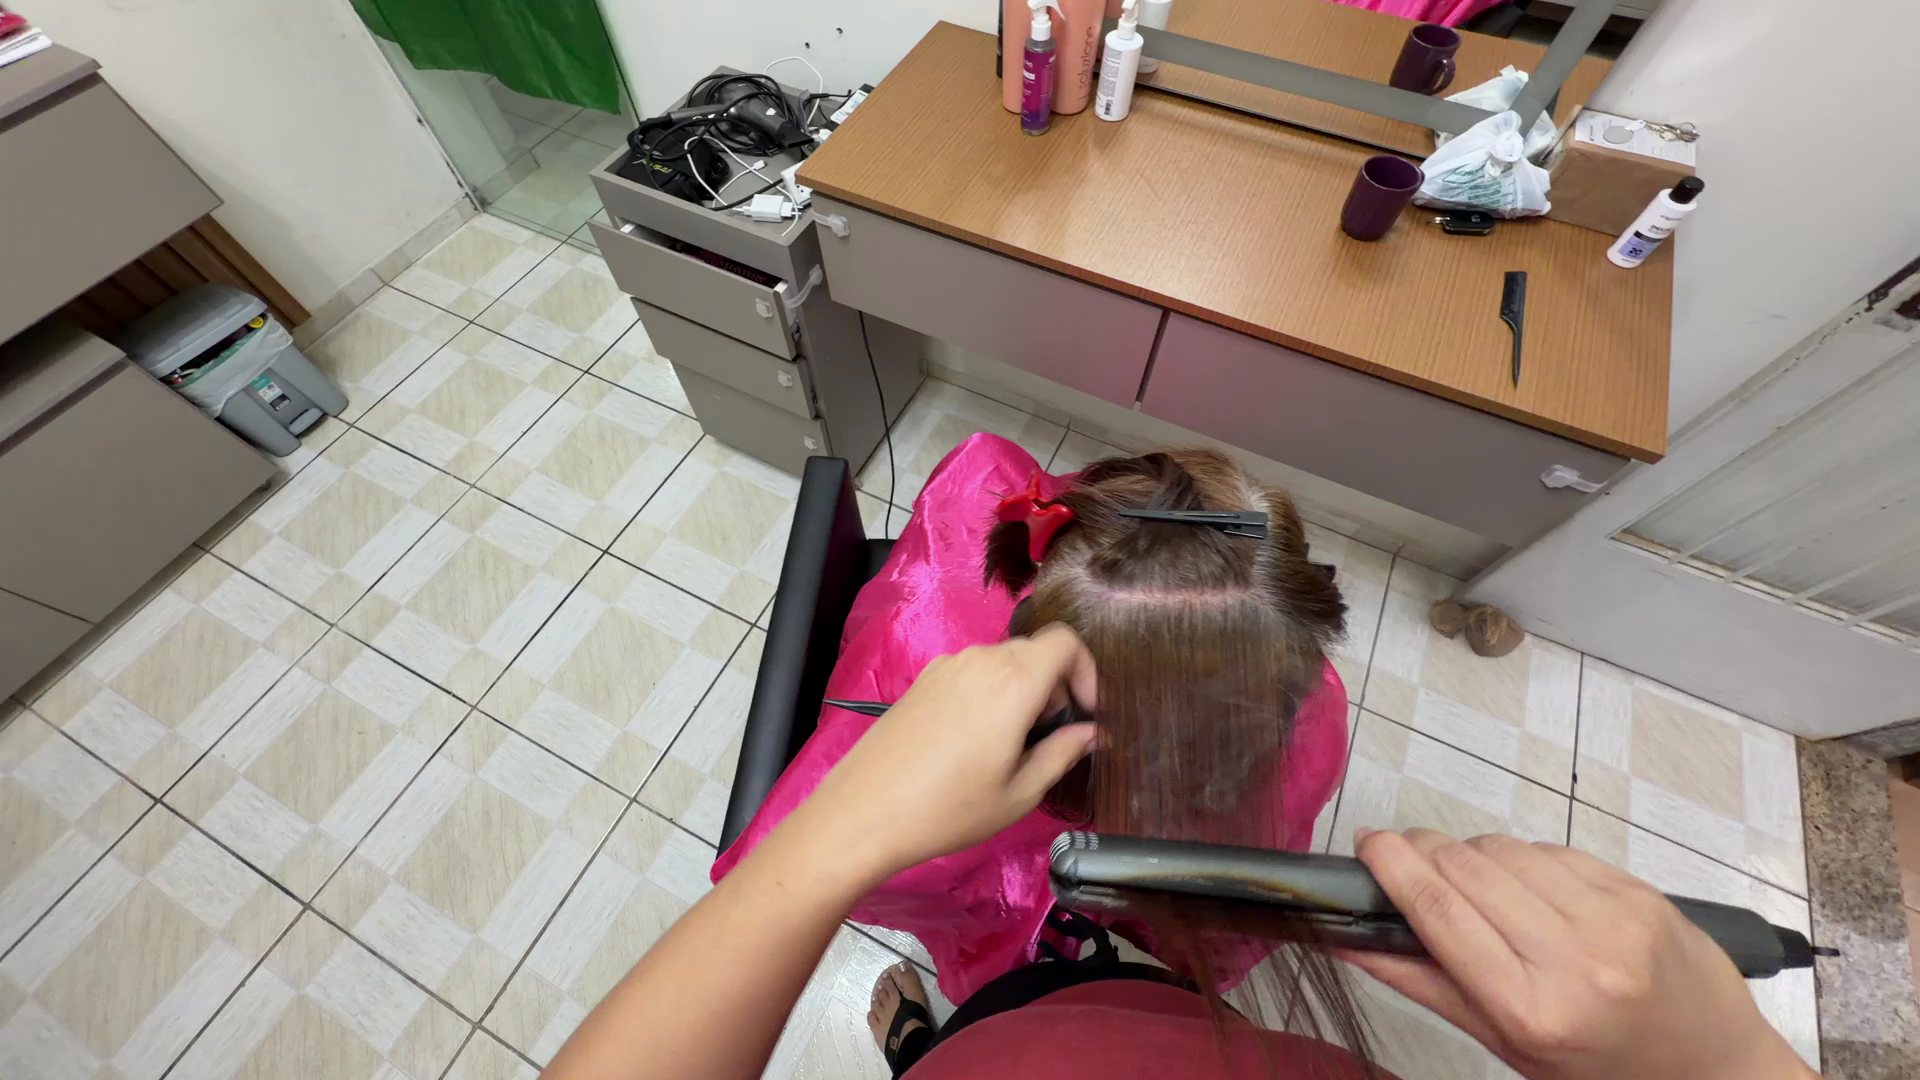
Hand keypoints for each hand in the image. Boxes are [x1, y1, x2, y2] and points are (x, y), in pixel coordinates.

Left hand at [793, 624, 1098, 878]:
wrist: (864, 811)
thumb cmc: (950, 808)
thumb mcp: (1019, 793)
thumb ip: (1062, 753)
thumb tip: (1089, 731)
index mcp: (1013, 681)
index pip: (1066, 642)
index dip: (1087, 671)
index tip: (1085, 713)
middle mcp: (980, 659)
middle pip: (1035, 651)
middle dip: (1057, 686)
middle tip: (1050, 737)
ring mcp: (947, 664)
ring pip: (1003, 660)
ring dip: (1023, 689)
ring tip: (1012, 743)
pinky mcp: (924, 678)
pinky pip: (973, 671)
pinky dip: (991, 690)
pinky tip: (974, 738)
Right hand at [1343, 828, 1816, 1079]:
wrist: (1720, 1074)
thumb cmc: (1594, 1067)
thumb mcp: (1501, 1041)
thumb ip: (1418, 982)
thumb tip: (1343, 936)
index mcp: (1532, 1010)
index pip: (1438, 911)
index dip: (1392, 863)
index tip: (1366, 842)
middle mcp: (1576, 962)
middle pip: (1461, 866)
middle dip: (1421, 850)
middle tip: (1408, 858)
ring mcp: (1614, 921)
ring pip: (1498, 847)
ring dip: (1470, 853)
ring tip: (1479, 884)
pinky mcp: (1638, 891)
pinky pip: (1543, 847)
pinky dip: (1519, 858)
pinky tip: (1530, 888)